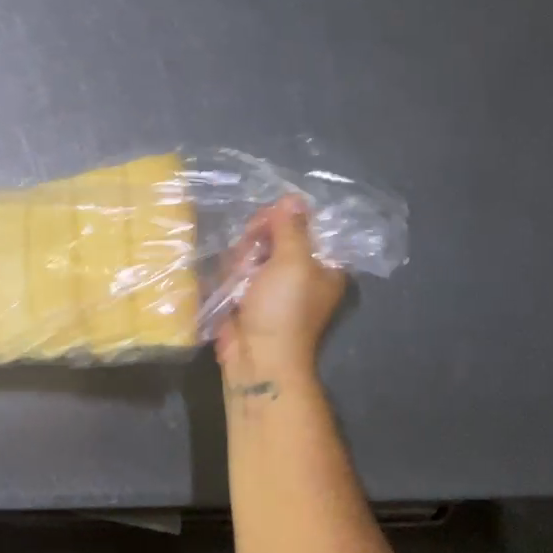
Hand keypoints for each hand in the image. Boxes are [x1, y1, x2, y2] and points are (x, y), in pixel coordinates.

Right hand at [214, 195, 346, 381]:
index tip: (267, 221)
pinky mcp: (248, 297)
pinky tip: (228, 282)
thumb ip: (291, 227)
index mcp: (324, 266)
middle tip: (249, 251)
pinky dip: (231, 273)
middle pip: (275, 237)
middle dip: (258, 240)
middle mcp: (301, 274)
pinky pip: (238, 272)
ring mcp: (272, 286)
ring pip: (252, 253)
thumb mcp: (293, 262)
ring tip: (239, 275)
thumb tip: (293, 196)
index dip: (284, 219)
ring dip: (241, 259)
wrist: (257, 356)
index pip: (305, 226)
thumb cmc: (283, 309)